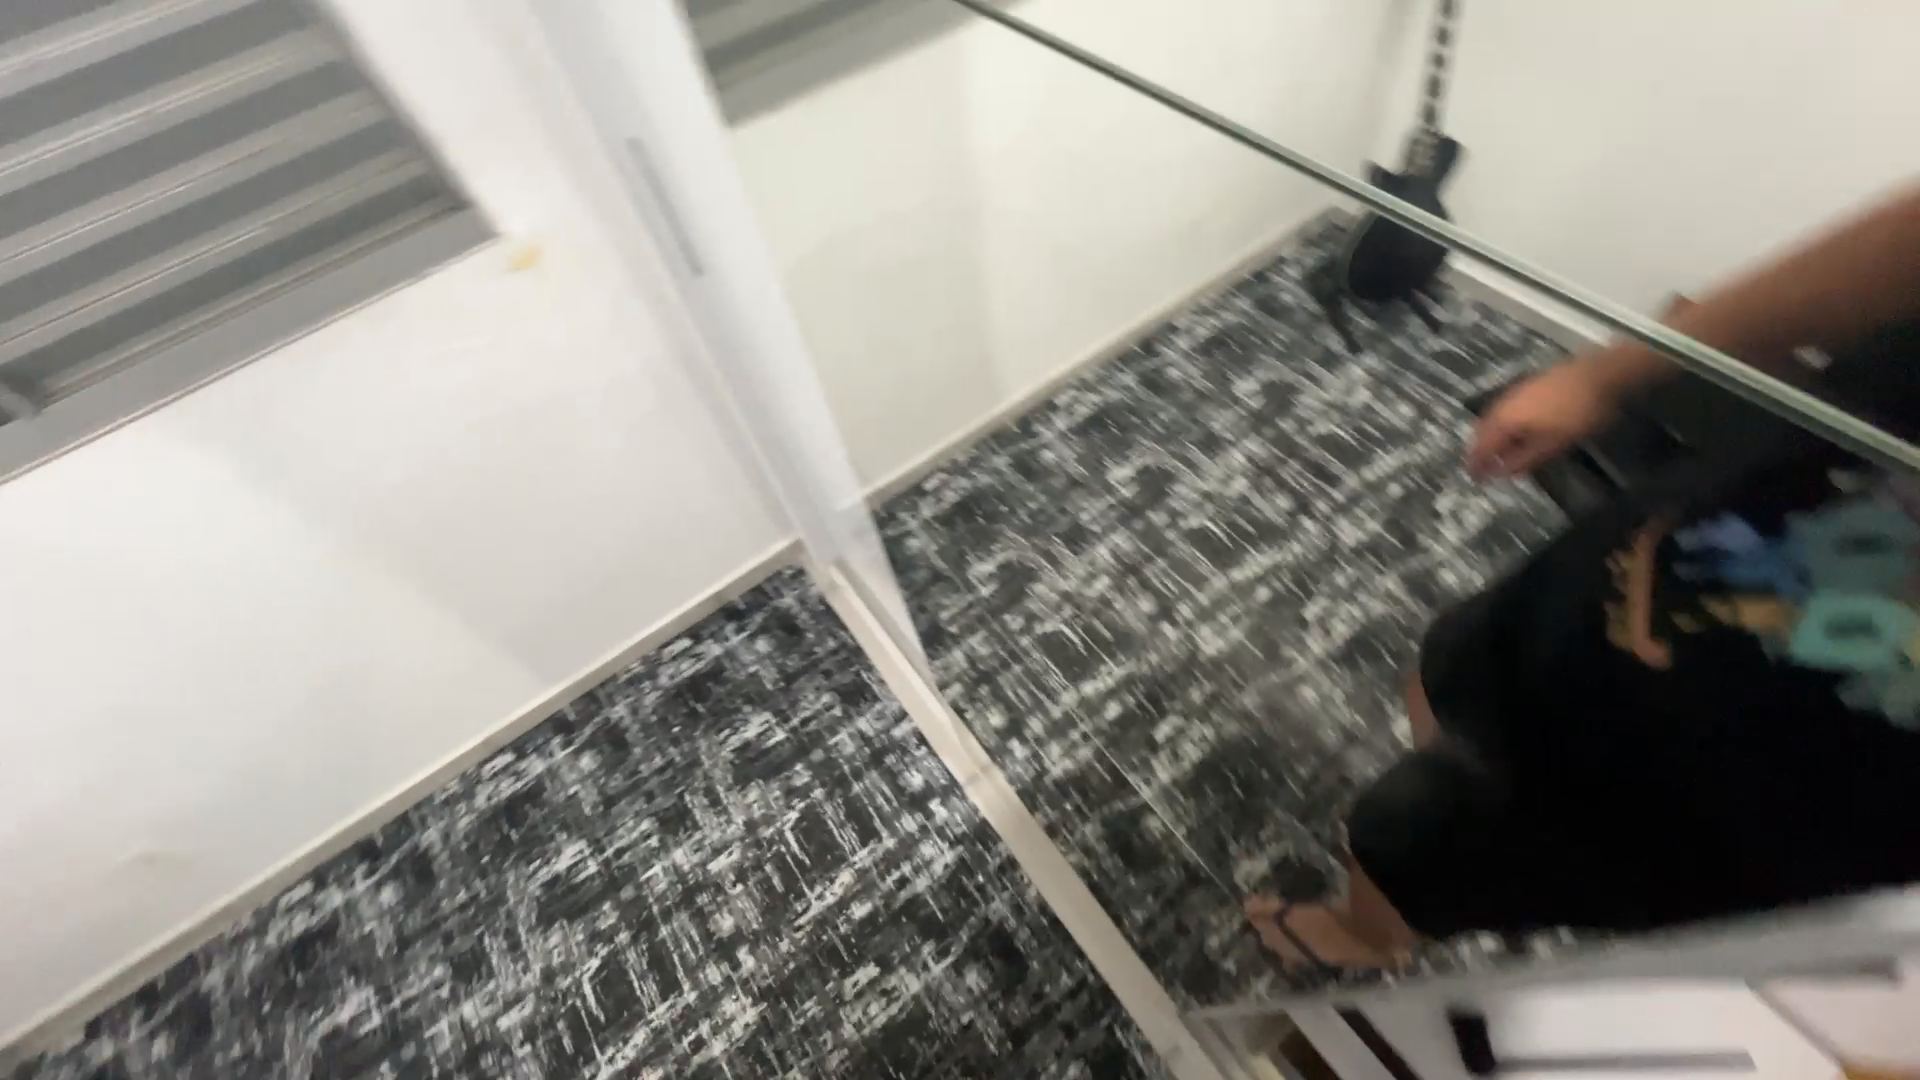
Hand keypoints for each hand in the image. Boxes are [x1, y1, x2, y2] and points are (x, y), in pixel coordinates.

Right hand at [1466, 357, 1621, 479]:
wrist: (1603, 372)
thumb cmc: (1578, 413)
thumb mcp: (1553, 444)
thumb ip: (1524, 460)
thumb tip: (1501, 473)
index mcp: (1502, 422)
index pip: (1480, 449)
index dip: (1477, 466)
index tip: (1477, 481)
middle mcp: (1500, 407)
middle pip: (1481, 432)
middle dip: (1480, 450)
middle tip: (1486, 466)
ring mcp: (1512, 394)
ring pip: (1491, 420)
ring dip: (1491, 436)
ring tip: (1501, 450)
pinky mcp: (1526, 386)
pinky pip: (1503, 410)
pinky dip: (1502, 424)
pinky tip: (1516, 429)